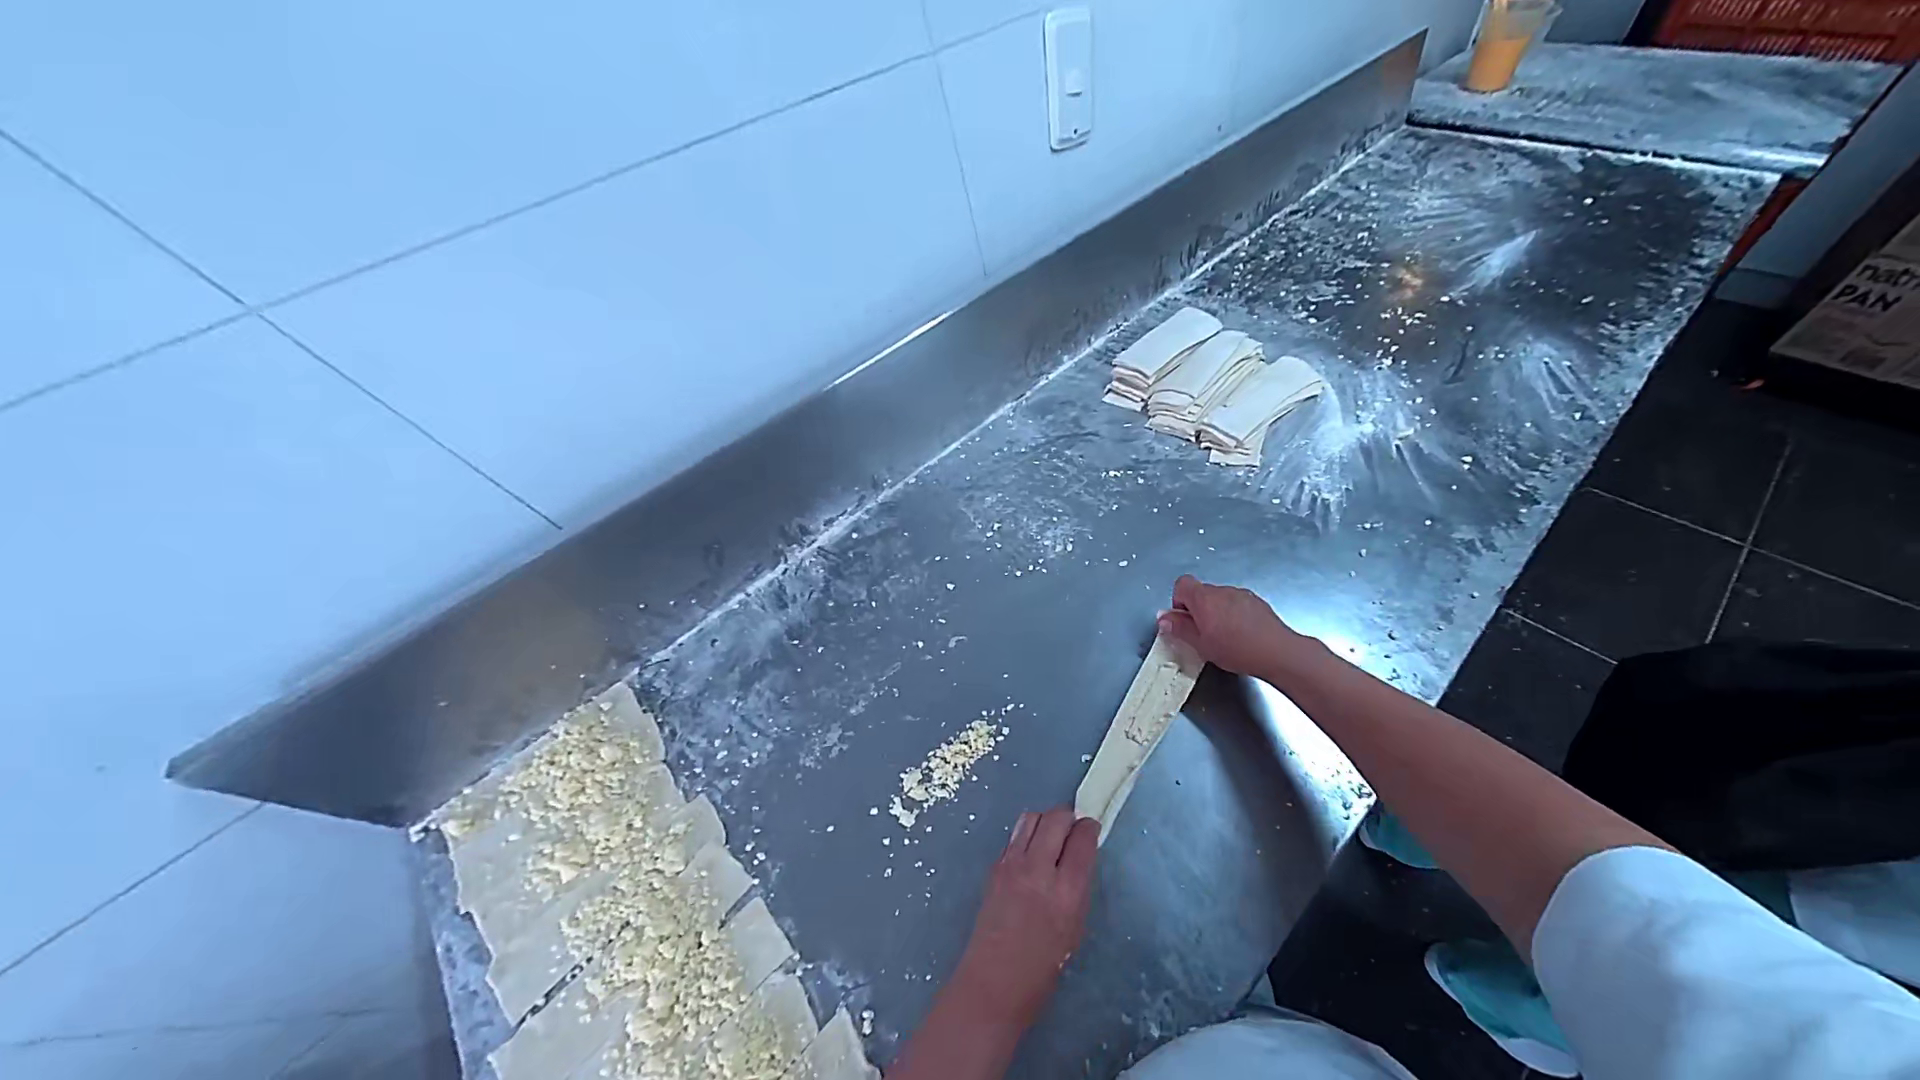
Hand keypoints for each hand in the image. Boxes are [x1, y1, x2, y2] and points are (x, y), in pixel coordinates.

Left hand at [948, 807, 1099, 1027]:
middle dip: (1069, 817)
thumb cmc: (1041, 967)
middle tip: (1074, 827)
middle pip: (1056, 818)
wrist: (993, 982)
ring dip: (1047, 820)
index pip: (1082, 840)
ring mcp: (1012, 865)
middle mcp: (1037, 869)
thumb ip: (1078, 887)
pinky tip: (1032, 851)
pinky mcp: (995, 866)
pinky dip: (1028, 834)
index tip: (1092, 827)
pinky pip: (1015, 836)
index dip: (1090, 828)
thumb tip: (1081, 855)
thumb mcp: (1075, 928)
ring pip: (1032, 818)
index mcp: (1066, 891)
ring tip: (1053, 834)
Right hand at [1156, 574, 1322, 681]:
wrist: (1277, 652)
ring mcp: (1242, 594)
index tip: (1183, 620)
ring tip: (1224, 637)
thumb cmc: (1236, 649)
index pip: (1182, 584)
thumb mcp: (1200, 644)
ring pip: (1220, 598)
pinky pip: (1237, 604)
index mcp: (1204, 598)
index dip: (1178, 601)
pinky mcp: (1258, 602)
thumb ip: (1179, 628)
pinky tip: (1241, 635)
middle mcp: (1223, 590)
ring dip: (1217, 612)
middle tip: (1202, 633)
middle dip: (1198, 610)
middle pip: (1201, 592)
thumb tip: (1164, 618)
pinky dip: (1234, 615)